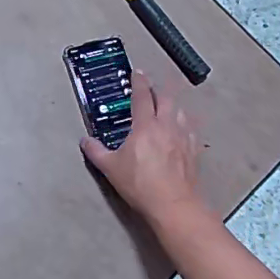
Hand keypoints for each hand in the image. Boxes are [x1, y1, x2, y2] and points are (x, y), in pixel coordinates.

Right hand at [80, 70, 208, 226]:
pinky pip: (191, 129)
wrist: (172, 204)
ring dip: (172, 105)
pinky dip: (184, 123)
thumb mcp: (111, 168)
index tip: (137, 74)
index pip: (142, 96)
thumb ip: (96, 152)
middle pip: (165, 98)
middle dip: (157, 90)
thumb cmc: (142, 185)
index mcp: (145, 126)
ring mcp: (183, 137)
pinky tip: (182, 129)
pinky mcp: (193, 151)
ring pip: (180, 111)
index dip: (139, 82)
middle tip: (150, 89)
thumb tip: (86, 142)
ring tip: (166, 106)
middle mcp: (166, 126)